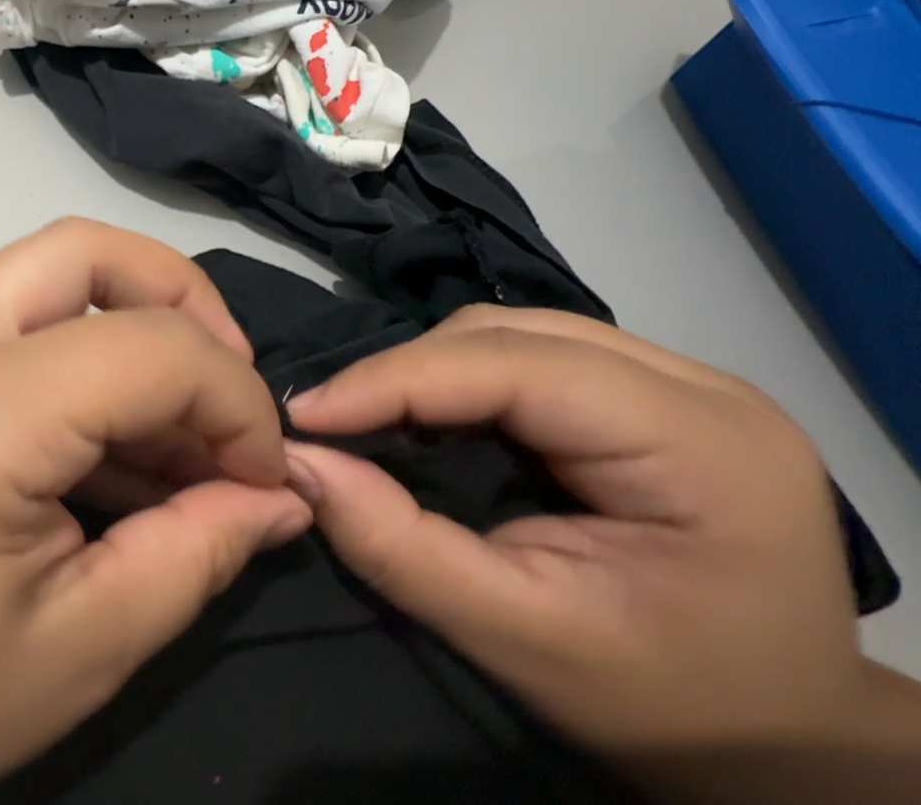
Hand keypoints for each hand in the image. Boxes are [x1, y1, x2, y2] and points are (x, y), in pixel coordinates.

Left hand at [0, 218, 308, 804]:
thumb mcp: (80, 646)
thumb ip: (195, 555)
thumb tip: (278, 498)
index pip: (158, 347)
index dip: (239, 406)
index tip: (265, 483)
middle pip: (86, 252)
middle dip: (182, 303)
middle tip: (225, 397)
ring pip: (44, 277)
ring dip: (129, 329)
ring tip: (177, 439)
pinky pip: (12, 331)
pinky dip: (80, 363)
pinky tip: (114, 458)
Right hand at [282, 306, 920, 797]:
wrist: (770, 735)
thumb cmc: (657, 701)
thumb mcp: (514, 636)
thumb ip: (398, 545)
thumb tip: (298, 462)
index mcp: (701, 449)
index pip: (520, 368)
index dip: (397, 379)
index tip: (305, 415)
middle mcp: (702, 390)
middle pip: (515, 334)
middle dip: (406, 372)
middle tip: (331, 425)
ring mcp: (686, 384)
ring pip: (517, 333)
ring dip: (430, 371)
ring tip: (371, 422)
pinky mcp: (656, 396)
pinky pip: (531, 355)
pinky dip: (461, 380)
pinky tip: (431, 420)